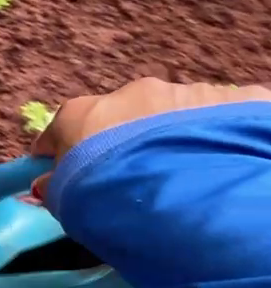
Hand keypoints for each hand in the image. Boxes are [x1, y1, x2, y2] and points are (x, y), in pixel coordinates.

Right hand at [32, 77, 270, 197]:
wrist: (184, 188)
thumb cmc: (103, 190)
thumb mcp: (62, 196)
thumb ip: (55, 182)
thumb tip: (49, 181)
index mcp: (79, 112)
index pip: (59, 129)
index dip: (60, 152)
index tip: (65, 171)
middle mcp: (131, 92)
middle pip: (121, 113)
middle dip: (121, 135)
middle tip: (126, 170)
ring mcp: (187, 91)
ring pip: (171, 111)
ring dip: (167, 132)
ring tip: (174, 165)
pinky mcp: (239, 97)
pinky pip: (219, 113)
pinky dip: (211, 132)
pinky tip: (210, 157)